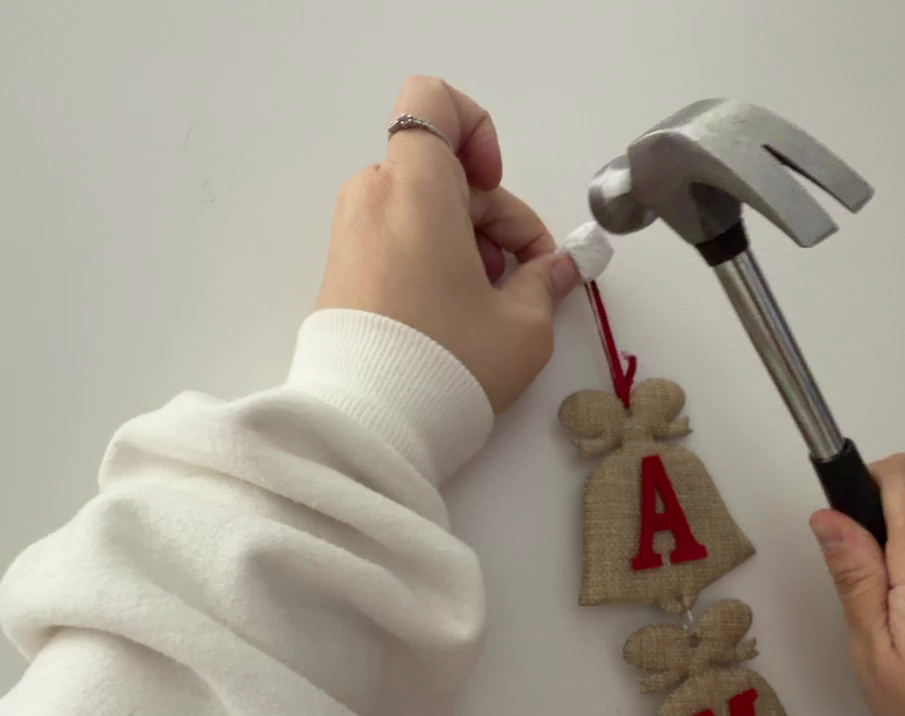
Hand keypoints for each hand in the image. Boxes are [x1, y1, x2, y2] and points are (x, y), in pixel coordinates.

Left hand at [316, 77, 580, 411]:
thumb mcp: (524, 326)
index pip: (436, 103)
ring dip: (469, 243)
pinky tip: (458, 315)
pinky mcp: (344, 271)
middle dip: (496, 218)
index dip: (479, 133)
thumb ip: (548, 281)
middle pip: (446, 173)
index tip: (498, 188)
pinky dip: (436, 260)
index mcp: (417, 188)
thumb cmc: (454, 362)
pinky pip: (399, 239)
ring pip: (424, 209)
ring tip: (491, 305)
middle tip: (524, 280)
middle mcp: (374, 197)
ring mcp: (352, 235)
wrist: (372, 424)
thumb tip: (560, 268)